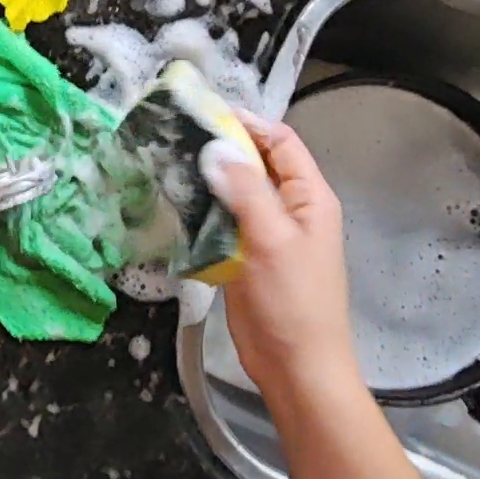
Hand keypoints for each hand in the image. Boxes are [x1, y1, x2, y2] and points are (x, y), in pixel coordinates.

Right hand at [199, 113, 358, 399]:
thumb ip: (246, 191)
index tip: (205, 113)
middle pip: (256, 163)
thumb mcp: (272, 240)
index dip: (247, 123)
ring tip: (169, 160)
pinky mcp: (244, 253)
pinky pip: (222, 219)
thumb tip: (216, 147)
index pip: (281, 143)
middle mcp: (290, 208)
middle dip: (221, 146)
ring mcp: (266, 232)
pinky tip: (175, 200)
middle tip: (178, 134)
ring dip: (208, 176)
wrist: (294, 365)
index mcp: (310, 198)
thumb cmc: (292, 302)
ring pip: (235, 190)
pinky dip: (201, 207)